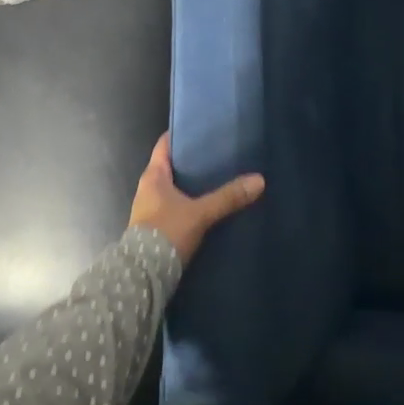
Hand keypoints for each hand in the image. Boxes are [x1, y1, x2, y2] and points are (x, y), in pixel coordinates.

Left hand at [128, 132, 265, 262]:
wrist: (144, 275)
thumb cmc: (166, 233)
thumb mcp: (200, 214)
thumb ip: (227, 197)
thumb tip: (259, 180)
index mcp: (153, 176)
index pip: (165, 145)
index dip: (181, 135)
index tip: (202, 129)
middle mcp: (148, 188)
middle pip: (171, 166)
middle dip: (192, 162)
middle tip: (219, 155)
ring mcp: (150, 209)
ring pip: (173, 188)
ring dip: (191, 185)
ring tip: (218, 180)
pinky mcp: (155, 227)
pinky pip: (174, 206)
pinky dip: (189, 203)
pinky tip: (208, 207)